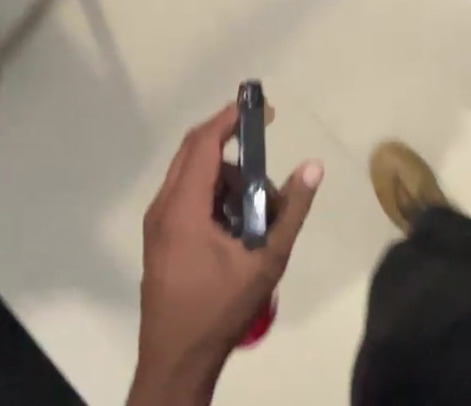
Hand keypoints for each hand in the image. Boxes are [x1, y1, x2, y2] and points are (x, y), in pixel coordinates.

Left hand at [130, 103, 322, 405]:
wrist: (176, 361)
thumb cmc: (220, 308)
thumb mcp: (267, 259)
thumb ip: (292, 209)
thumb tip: (314, 166)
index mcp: (183, 209)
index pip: (204, 144)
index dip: (231, 119)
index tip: (260, 108)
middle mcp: (163, 209)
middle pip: (193, 151)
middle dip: (228, 136)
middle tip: (262, 134)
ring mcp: (156, 225)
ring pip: (190, 175)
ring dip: (224, 172)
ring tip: (259, 200)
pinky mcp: (158, 239)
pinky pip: (185, 195)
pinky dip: (212, 191)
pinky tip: (238, 219)